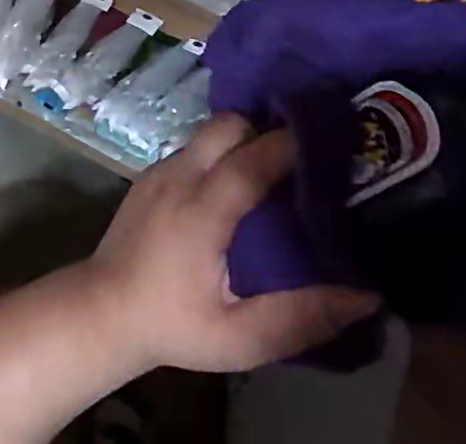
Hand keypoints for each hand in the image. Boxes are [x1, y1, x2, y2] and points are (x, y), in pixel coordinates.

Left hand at [83, 115, 381, 373]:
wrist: (102, 309)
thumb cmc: (172, 324)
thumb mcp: (239, 339)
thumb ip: (300, 318)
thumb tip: (364, 295)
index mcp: (200, 212)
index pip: (249, 161)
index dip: (289, 146)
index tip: (327, 141)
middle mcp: (179, 177)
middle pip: (227, 126)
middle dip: (265, 131)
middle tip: (300, 157)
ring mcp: (160, 169)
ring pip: (209, 132)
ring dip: (242, 140)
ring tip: (274, 169)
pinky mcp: (150, 173)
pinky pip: (194, 147)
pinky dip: (220, 152)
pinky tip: (235, 186)